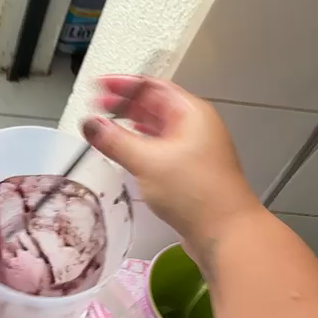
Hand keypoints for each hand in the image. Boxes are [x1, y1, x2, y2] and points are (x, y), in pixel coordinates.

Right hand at [81, 76, 263, 254]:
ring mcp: (195, 150)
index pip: (153, 87)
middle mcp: (196, 127)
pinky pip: (162, 149)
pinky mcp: (191, 171)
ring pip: (159, 128)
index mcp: (191, 113)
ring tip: (106, 126)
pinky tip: (128, 152)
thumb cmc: (194, 192)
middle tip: (97, 105)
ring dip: (132, 124)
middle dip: (125, 104)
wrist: (227, 233)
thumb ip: (115, 140)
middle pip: (156, 105)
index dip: (123, 84)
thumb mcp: (147, 161)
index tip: (98, 86)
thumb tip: (89, 123)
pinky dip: (142, 145)